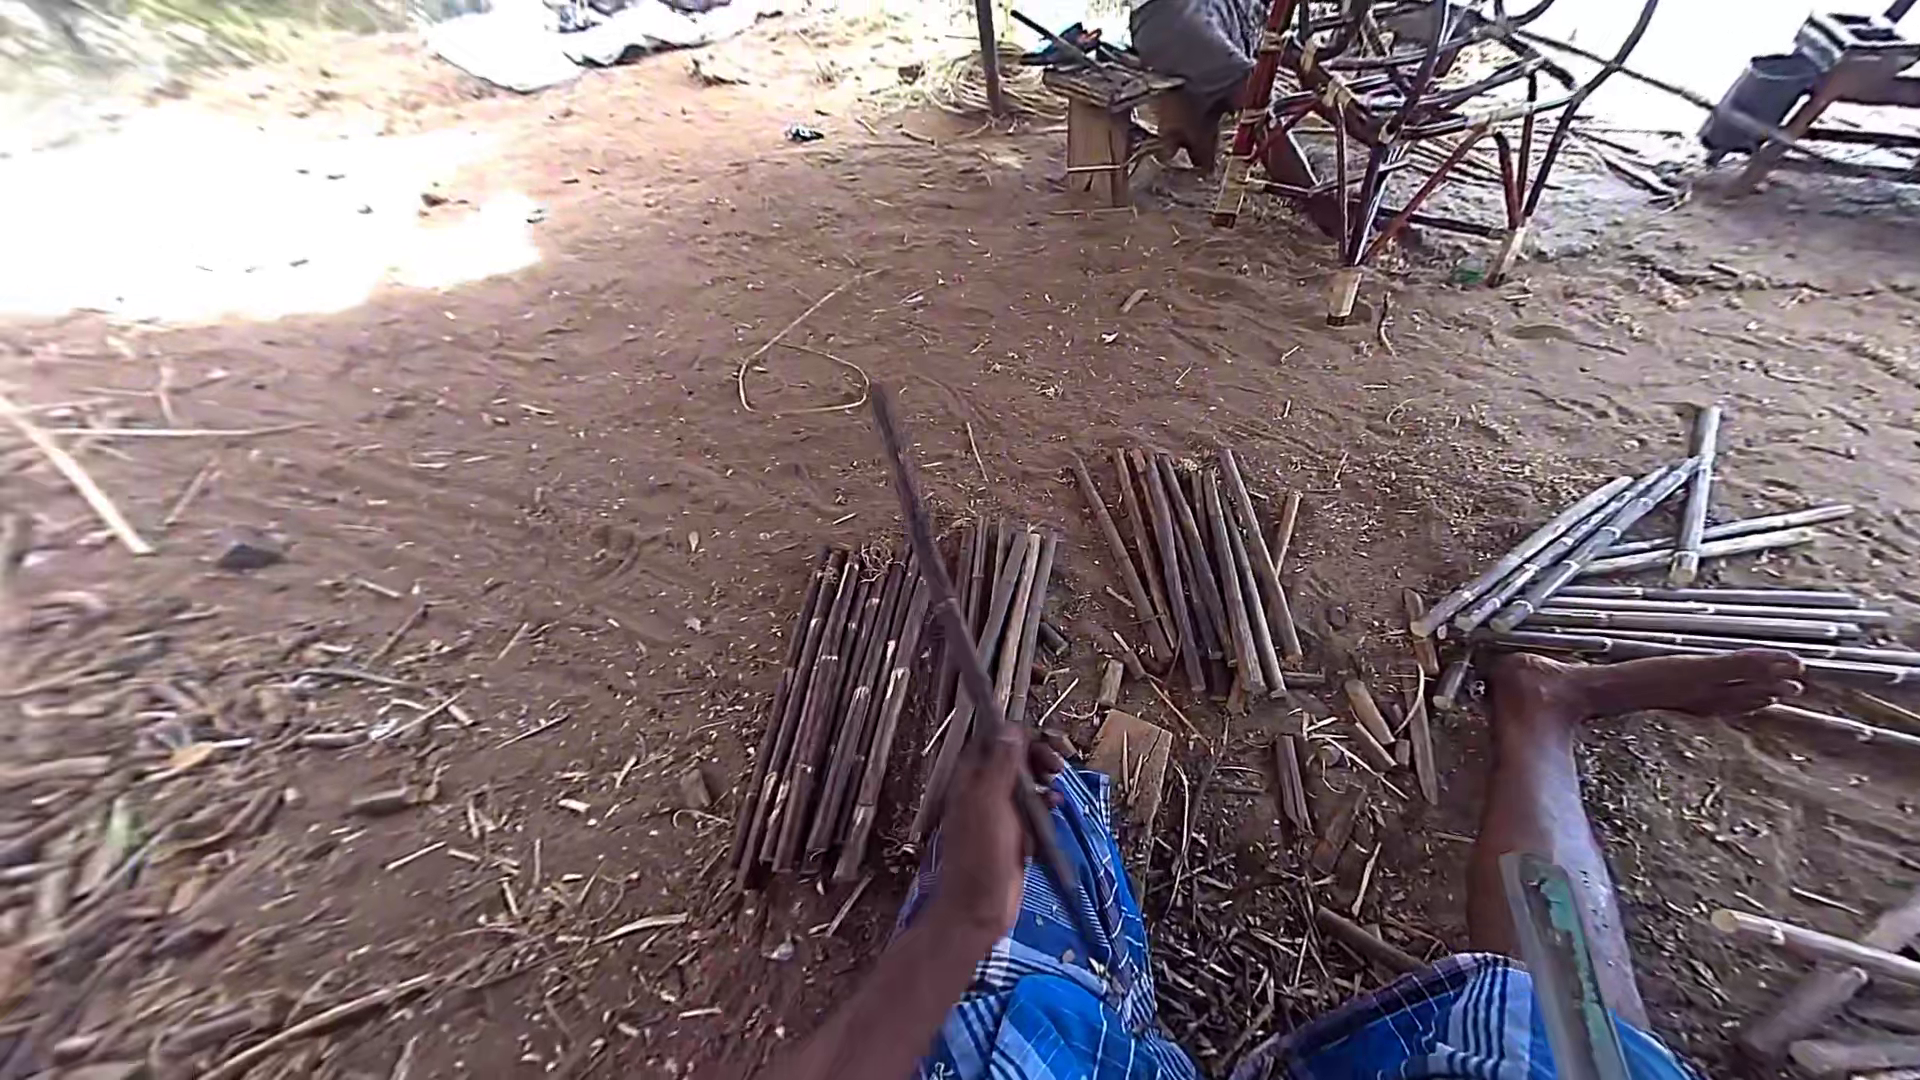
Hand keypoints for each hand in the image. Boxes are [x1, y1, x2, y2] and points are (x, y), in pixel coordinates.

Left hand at [928, 730, 1072, 941]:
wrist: (980, 907)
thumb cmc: (980, 852)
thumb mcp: (990, 800)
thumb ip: (1001, 763)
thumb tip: (1010, 729)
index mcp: (970, 778)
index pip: (993, 741)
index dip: (1016, 736)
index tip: (1040, 740)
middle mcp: (983, 790)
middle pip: (1011, 760)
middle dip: (1034, 756)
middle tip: (1054, 763)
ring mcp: (999, 812)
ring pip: (1024, 783)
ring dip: (1041, 779)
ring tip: (1055, 782)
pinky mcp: (1014, 833)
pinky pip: (1031, 810)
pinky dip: (1043, 804)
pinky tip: (1053, 806)